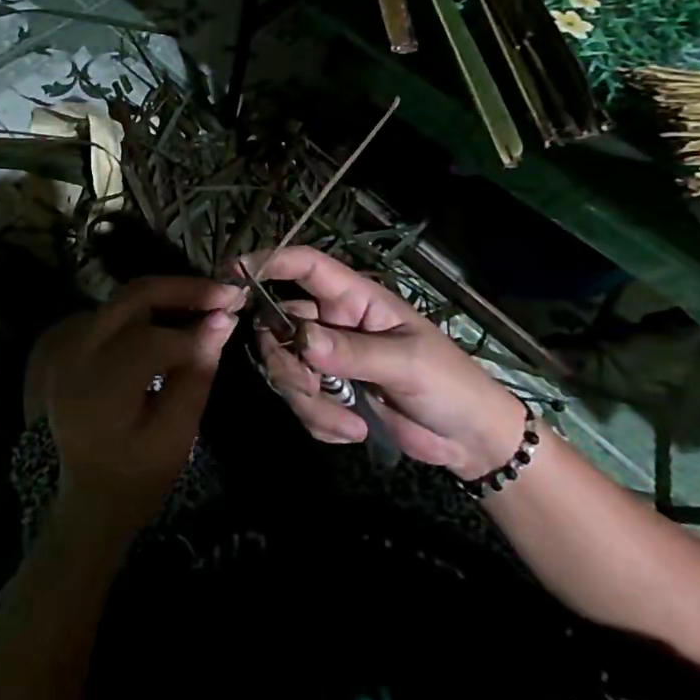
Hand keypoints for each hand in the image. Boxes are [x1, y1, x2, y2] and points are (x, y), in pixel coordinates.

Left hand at [37, 277, 243, 533]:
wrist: (85, 501)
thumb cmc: (136, 477)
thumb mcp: (176, 436)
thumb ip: (197, 374)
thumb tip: (222, 319)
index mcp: (97, 391)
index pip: (153, 338)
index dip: (196, 328)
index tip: (232, 321)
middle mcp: (70, 358)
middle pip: (131, 297)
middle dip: (183, 288)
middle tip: (225, 292)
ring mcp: (58, 348)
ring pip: (120, 301)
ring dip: (164, 298)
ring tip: (202, 309)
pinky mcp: (58, 346)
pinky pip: (107, 312)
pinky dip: (140, 311)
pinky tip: (164, 324)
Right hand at [242, 247, 525, 480]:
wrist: (467, 439)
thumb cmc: (448, 383)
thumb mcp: (406, 363)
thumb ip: (352, 352)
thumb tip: (302, 339)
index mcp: (356, 299)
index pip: (306, 266)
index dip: (269, 261)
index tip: (232, 274)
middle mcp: (334, 324)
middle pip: (279, 326)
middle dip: (288, 363)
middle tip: (312, 387)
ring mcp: (329, 361)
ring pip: (286, 371)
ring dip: (311, 403)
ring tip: (355, 422)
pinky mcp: (328, 396)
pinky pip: (300, 405)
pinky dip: (322, 423)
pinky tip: (357, 430)